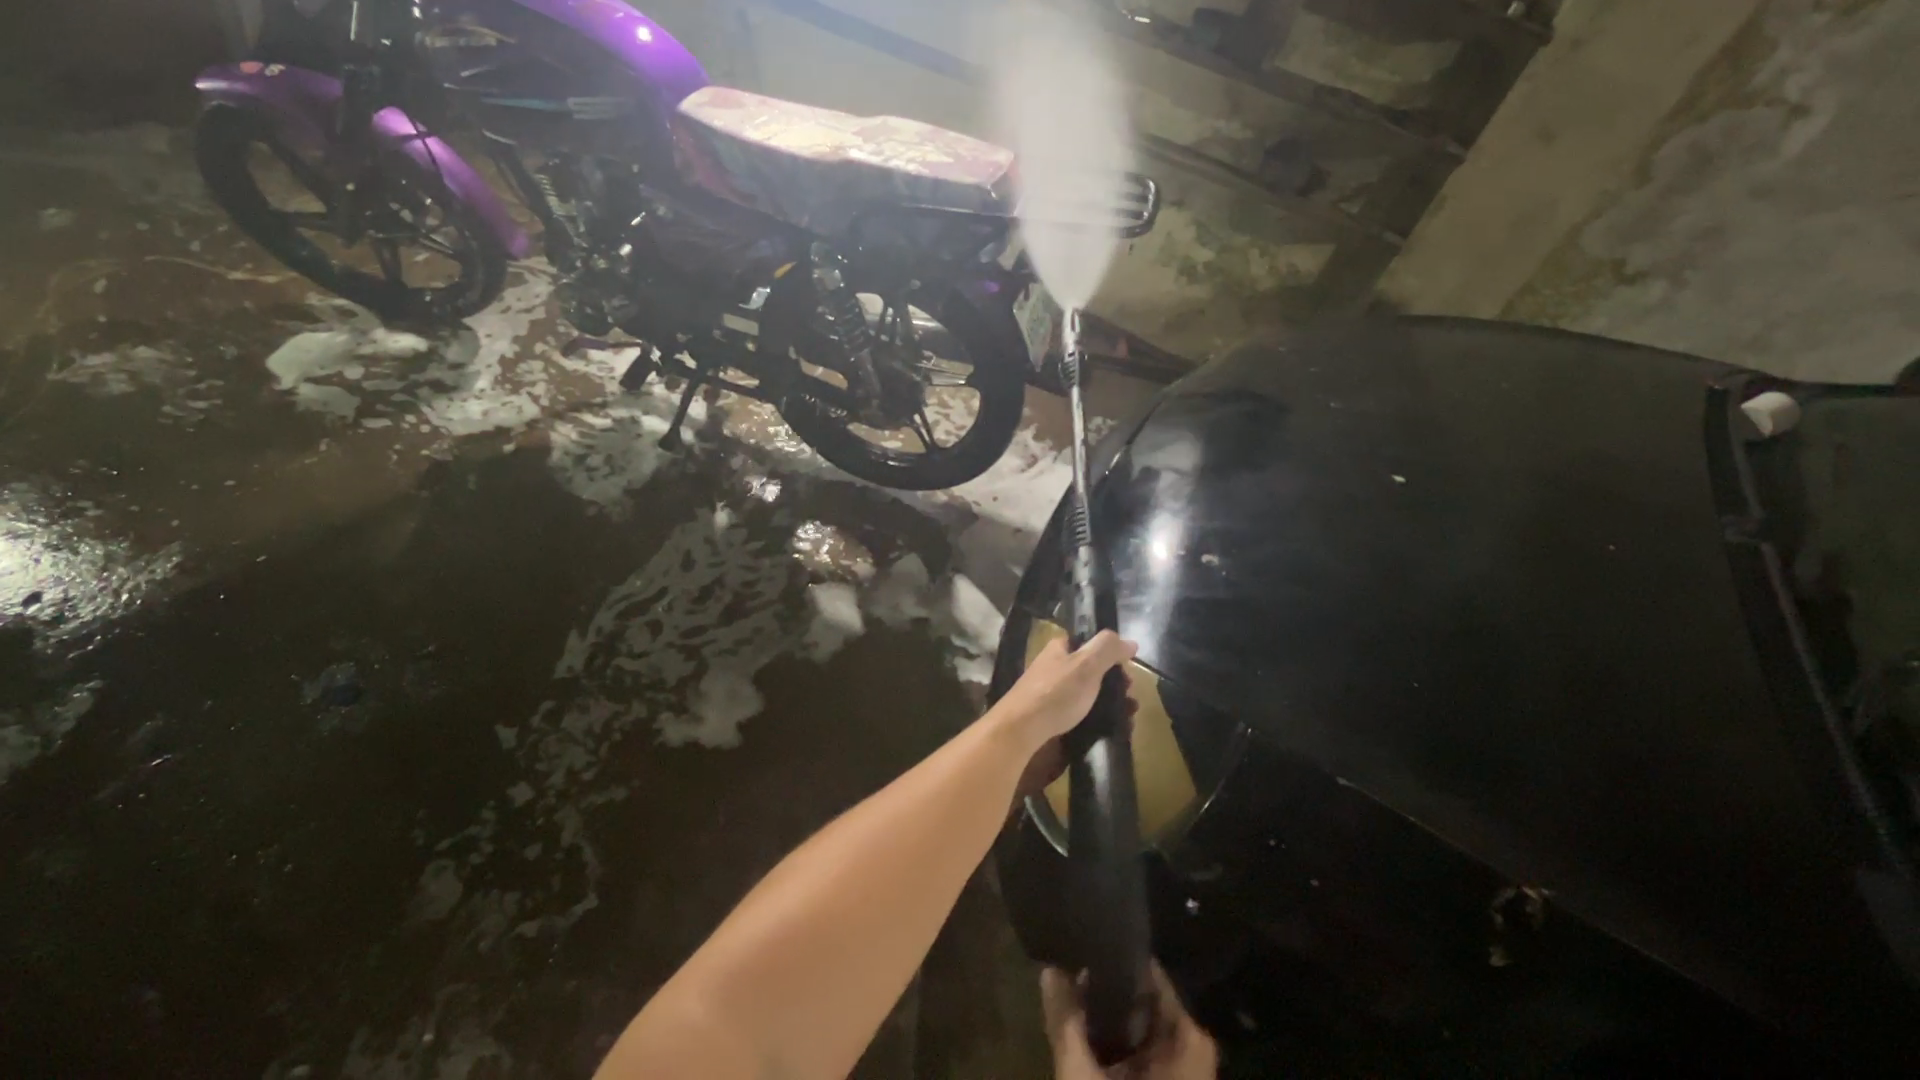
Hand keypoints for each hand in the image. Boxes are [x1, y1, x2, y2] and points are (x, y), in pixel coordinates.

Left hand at [989, 631, 1137, 753]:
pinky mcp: (1054, 719)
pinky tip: (1116, 729)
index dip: (1110, 653)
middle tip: (1130, 697)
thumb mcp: (1085, 664)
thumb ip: (1108, 649)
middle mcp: (1055, 669)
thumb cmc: (1055, 693)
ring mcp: (1054, 695)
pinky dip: (1102, 720)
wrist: (1021, 732)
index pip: (1089, 643)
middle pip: (1092, 671)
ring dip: (1113, 703)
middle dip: (1115, 683)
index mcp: (1059, 650)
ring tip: (1129, 717)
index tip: (1126, 669)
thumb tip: (1131, 642)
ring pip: (1090, 695)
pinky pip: (1084, 715)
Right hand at [1041, 965, 1217, 1078]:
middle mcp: (1193, 1055)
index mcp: (1189, 1043)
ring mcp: (1181, 1076)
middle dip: (1108, 992)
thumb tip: (1051, 969)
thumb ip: (1067, 1024)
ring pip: (1141, 1035)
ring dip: (1108, 1022)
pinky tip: (1085, 1041)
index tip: (1084, 946)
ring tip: (1070, 998)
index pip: (1154, 980)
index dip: (1117, 962)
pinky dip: (1115, 1050)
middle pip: (1147, 1006)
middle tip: (1069, 972)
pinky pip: (1141, 1061)